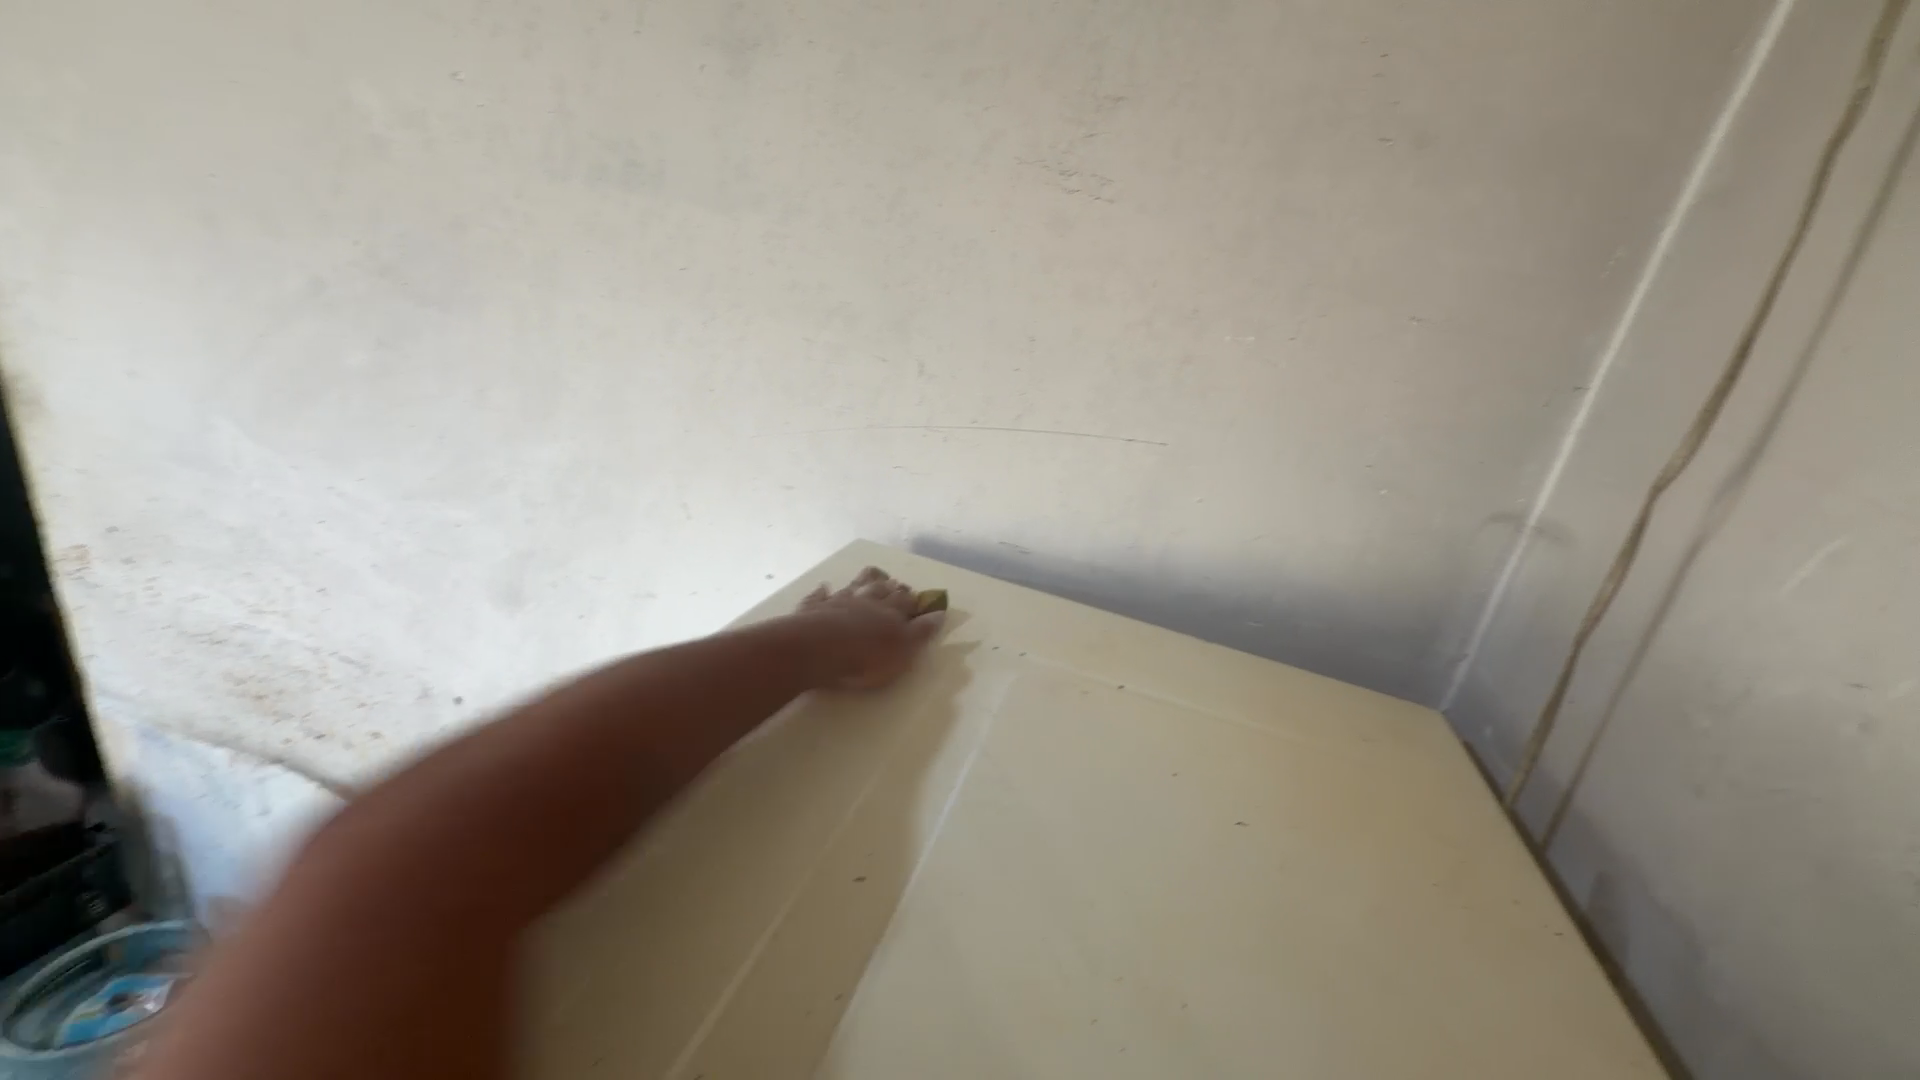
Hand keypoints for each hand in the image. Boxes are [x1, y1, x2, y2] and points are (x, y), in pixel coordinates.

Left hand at [795, 566, 945, 689]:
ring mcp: (839, 601)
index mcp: (891, 612)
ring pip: (856, 585)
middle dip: (892, 586)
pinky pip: (820, 595)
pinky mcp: (814, 608)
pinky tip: (824, 587)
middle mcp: (867, 600)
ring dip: (866, 579)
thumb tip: (939, 612)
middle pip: (883, 588)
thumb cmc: (866, 657)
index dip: (913, 599)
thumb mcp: (903, 650)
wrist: (818, 649)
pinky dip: (823, 591)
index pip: (907, 600)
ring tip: (874, 574)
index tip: (919, 597)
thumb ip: (921, 631)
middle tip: (898, 584)